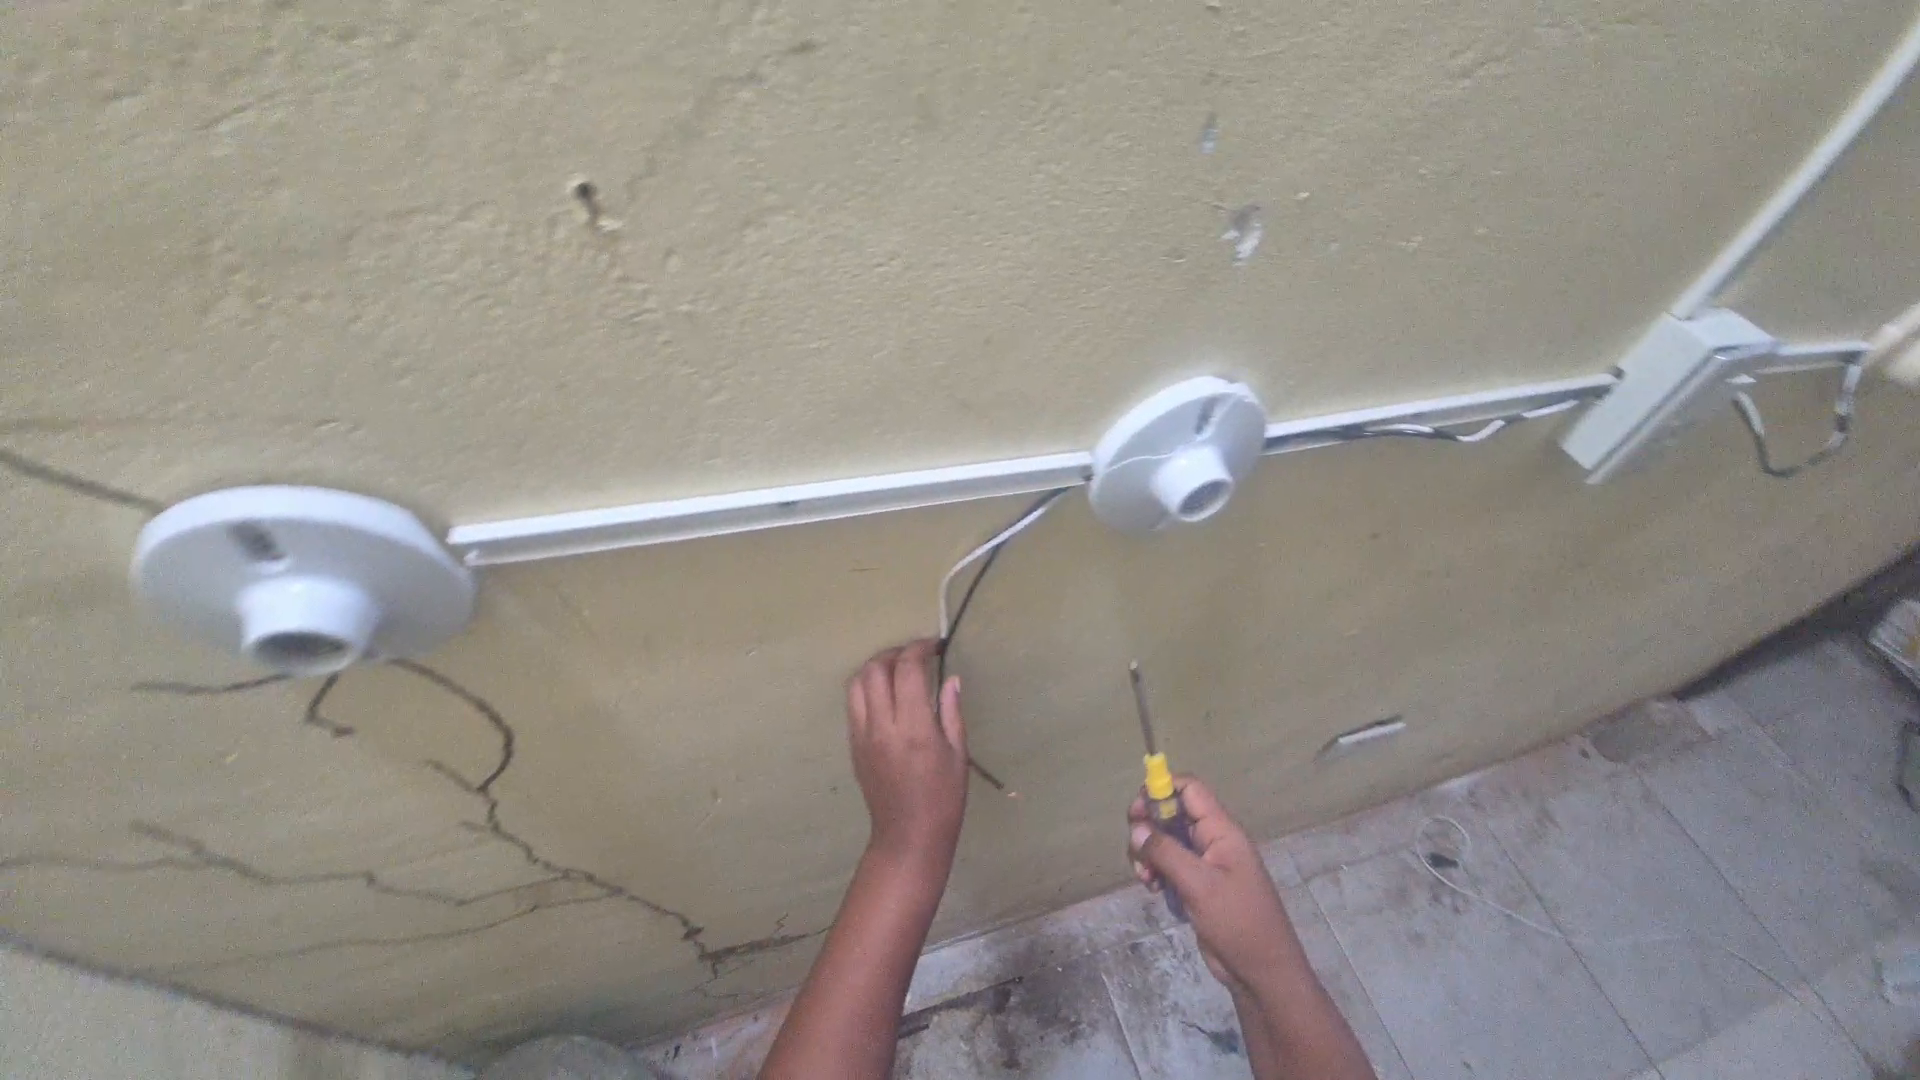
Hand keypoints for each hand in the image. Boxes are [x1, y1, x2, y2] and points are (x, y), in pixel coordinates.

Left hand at [846, 640, 967, 865]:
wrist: (908, 836)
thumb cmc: (943, 797)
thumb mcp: (958, 753)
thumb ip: (951, 711)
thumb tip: (950, 679)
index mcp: (913, 726)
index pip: (907, 669)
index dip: (919, 648)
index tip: (934, 645)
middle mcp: (882, 725)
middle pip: (875, 669)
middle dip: (894, 653)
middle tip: (914, 654)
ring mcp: (862, 734)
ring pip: (857, 683)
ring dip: (875, 667)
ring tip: (895, 669)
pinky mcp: (853, 744)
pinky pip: (853, 704)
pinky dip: (866, 687)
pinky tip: (885, 693)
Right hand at [1129, 777, 1293, 993]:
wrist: (1262, 973)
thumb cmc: (1238, 923)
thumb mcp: (1199, 885)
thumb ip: (1166, 853)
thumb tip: (1136, 829)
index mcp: (1222, 832)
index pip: (1190, 790)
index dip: (1161, 790)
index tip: (1136, 810)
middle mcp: (1212, 841)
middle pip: (1172, 814)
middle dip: (1148, 827)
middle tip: (1135, 849)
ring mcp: (1205, 864)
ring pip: (1167, 841)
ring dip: (1149, 853)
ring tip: (1145, 878)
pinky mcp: (1197, 885)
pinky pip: (1170, 865)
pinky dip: (1156, 871)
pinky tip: (1152, 889)